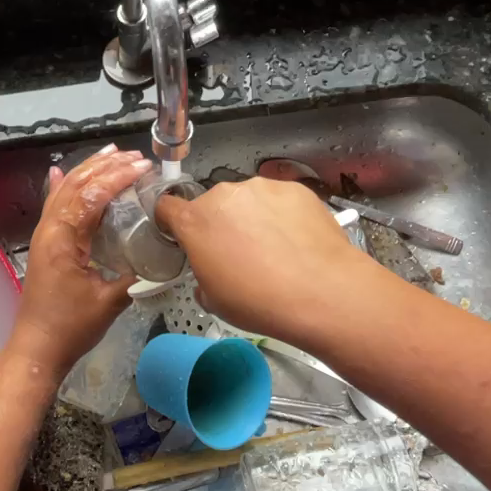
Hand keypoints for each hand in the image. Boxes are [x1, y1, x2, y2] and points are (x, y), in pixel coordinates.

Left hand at [10, 145, 152, 372]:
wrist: (37, 348)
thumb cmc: (71, 327)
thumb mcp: (109, 301)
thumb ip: (133, 276)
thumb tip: (158, 261)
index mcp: (63, 238)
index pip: (92, 195)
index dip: (118, 177)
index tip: (143, 167)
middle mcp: (49, 229)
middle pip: (76, 185)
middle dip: (105, 167)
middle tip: (133, 157)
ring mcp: (44, 236)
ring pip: (64, 191)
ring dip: (87, 171)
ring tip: (110, 155)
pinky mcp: (46, 245)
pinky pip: (55, 206)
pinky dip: (64, 187)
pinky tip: (60, 172)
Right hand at [155, 177, 385, 352]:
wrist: (323, 293)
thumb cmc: (260, 302)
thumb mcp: (214, 300)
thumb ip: (202, 274)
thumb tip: (212, 271)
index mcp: (195, 222)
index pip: (167, 207)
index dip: (171, 222)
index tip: (182, 236)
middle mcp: (224, 196)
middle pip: (212, 205)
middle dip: (220, 224)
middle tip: (239, 254)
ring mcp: (262, 188)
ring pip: (248, 200)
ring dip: (252, 217)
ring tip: (274, 248)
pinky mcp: (296, 189)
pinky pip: (279, 200)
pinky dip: (282, 215)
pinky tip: (296, 242)